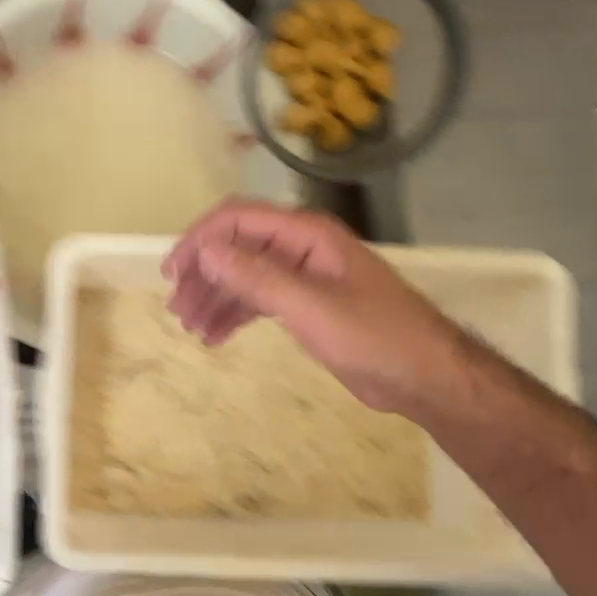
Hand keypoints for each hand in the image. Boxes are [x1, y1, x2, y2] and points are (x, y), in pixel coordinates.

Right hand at [162, 199, 469, 416]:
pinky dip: (234, 315)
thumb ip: (257, 277)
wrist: (424, 376)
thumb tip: (206, 251)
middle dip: (203, 275)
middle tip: (177, 309)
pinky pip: (259, 300)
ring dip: (215, 298)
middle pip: (236, 248)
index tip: (172, 273)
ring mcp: (304, 277)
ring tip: (190, 327)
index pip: (239, 220)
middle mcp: (301, 249)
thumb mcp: (310, 306)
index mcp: (306, 235)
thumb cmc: (374, 336)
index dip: (200, 240)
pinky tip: (214, 336)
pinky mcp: (306, 306)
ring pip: (244, 277)